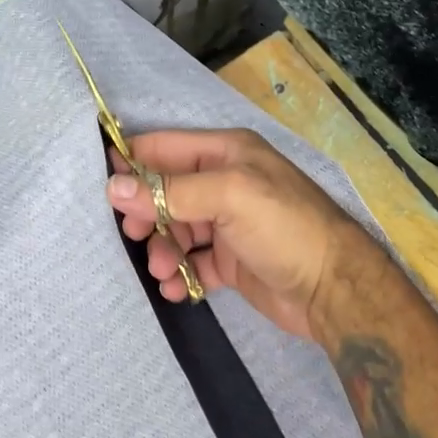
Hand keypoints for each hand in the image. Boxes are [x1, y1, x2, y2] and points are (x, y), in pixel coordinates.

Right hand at [104, 128, 374, 341]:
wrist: (335, 290)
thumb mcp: (228, 196)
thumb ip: (170, 191)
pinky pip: (191, 261)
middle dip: (145, 212)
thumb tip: (114, 186)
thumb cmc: (283, 226)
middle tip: (131, 234)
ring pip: (175, 228)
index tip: (102, 187)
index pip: (164, 147)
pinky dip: (179, 273)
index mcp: (225, 152)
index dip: (132, 163)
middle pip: (165, 190)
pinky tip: (176, 288)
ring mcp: (227, 223)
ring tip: (163, 270)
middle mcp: (223, 182)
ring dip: (161, 248)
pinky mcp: (230, 261)